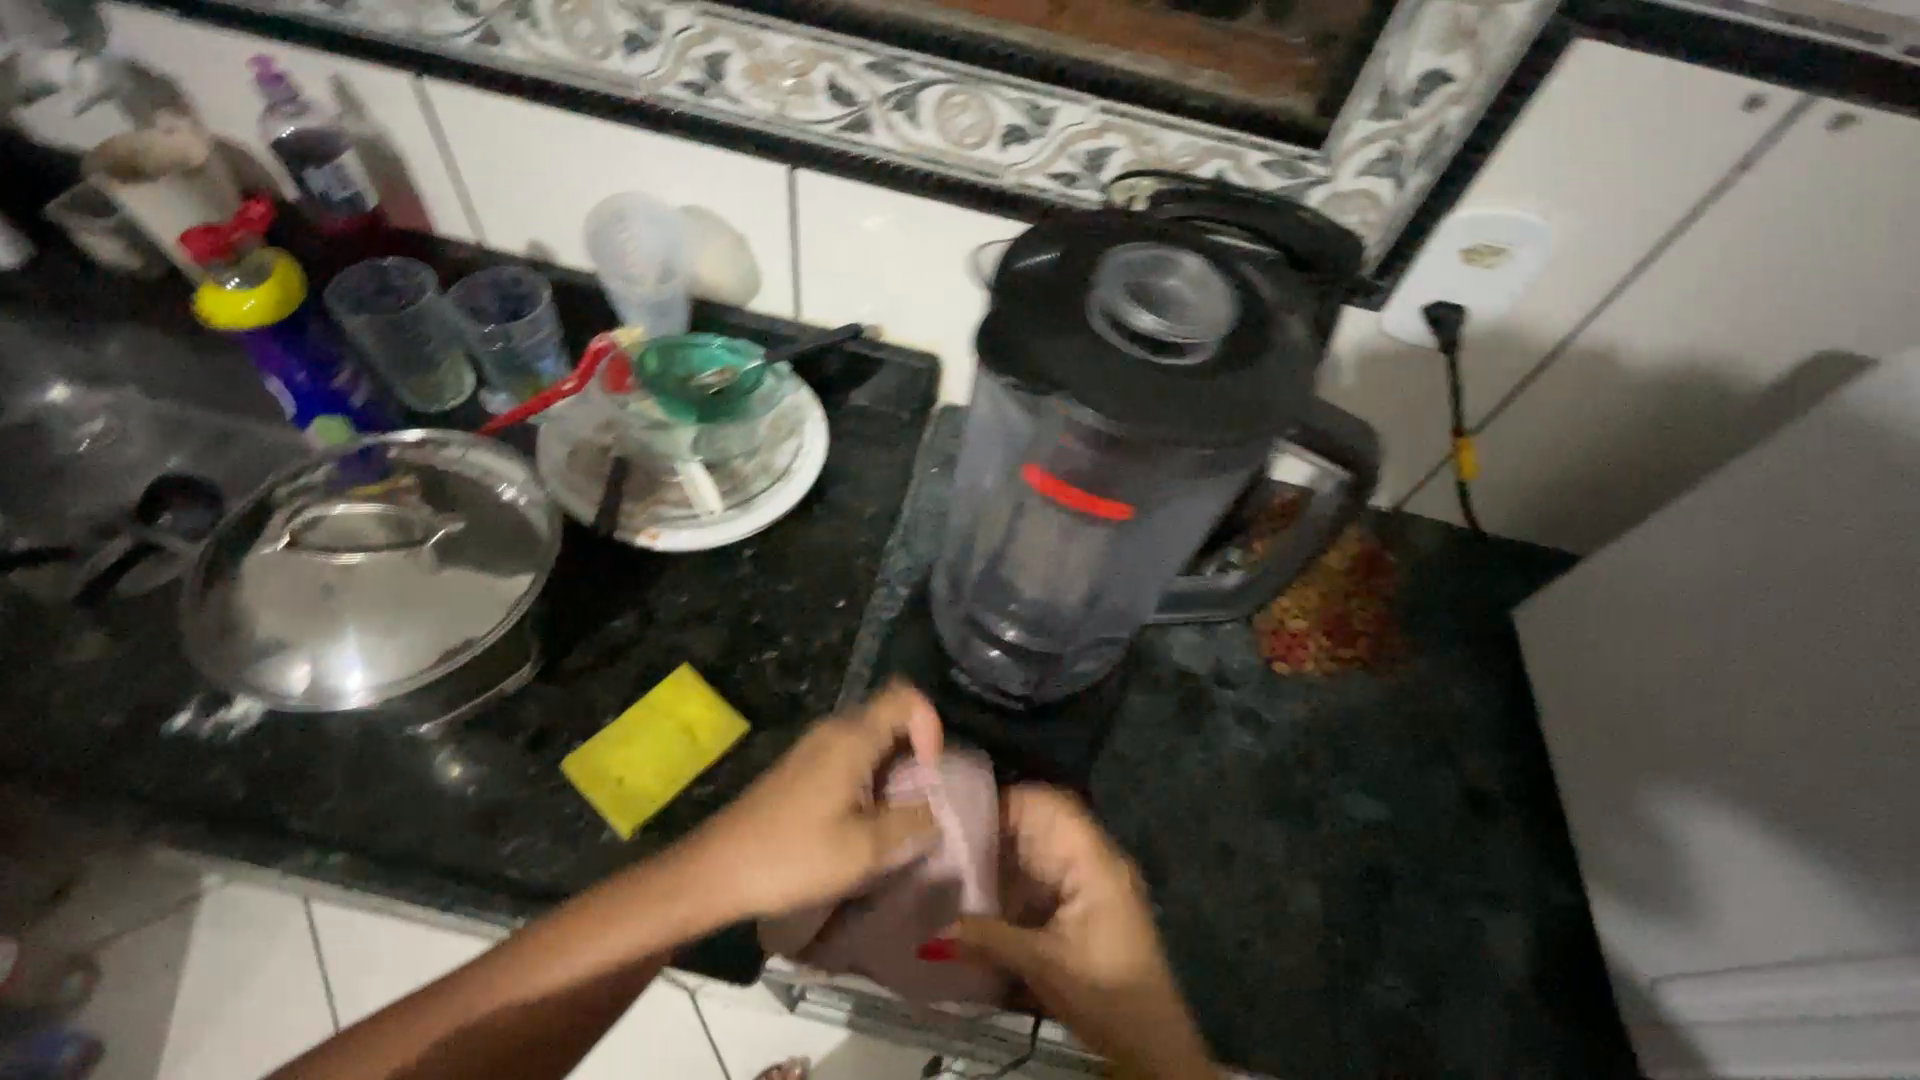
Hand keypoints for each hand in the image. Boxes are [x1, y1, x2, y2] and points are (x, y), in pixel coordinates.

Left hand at [681, 681, 944, 921]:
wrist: (716, 871)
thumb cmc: (792, 856)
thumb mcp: (864, 849)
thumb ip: (912, 823)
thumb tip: (936, 809)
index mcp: (852, 737)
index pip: (906, 697)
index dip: (930, 726)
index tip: (929, 774)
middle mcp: (834, 730)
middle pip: (891, 717)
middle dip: (916, 755)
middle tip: (918, 803)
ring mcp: (814, 747)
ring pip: (872, 740)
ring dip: (894, 771)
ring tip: (894, 817)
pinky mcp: (802, 767)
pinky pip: (851, 756)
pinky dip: (870, 779)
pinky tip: (863, 821)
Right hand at [951, 786, 1212, 1079]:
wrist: (1152, 1039)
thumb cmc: (1106, 993)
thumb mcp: (1043, 964)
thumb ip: (987, 939)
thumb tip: (930, 934)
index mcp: (1094, 859)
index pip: (1049, 804)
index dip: (1007, 801)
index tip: (961, 810)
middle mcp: (1096, 858)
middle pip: (1043, 821)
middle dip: (998, 826)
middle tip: (950, 833)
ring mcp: (1093, 878)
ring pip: (1042, 847)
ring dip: (1005, 850)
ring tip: (957, 856)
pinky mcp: (1087, 900)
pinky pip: (1047, 871)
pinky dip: (1017, 874)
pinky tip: (984, 887)